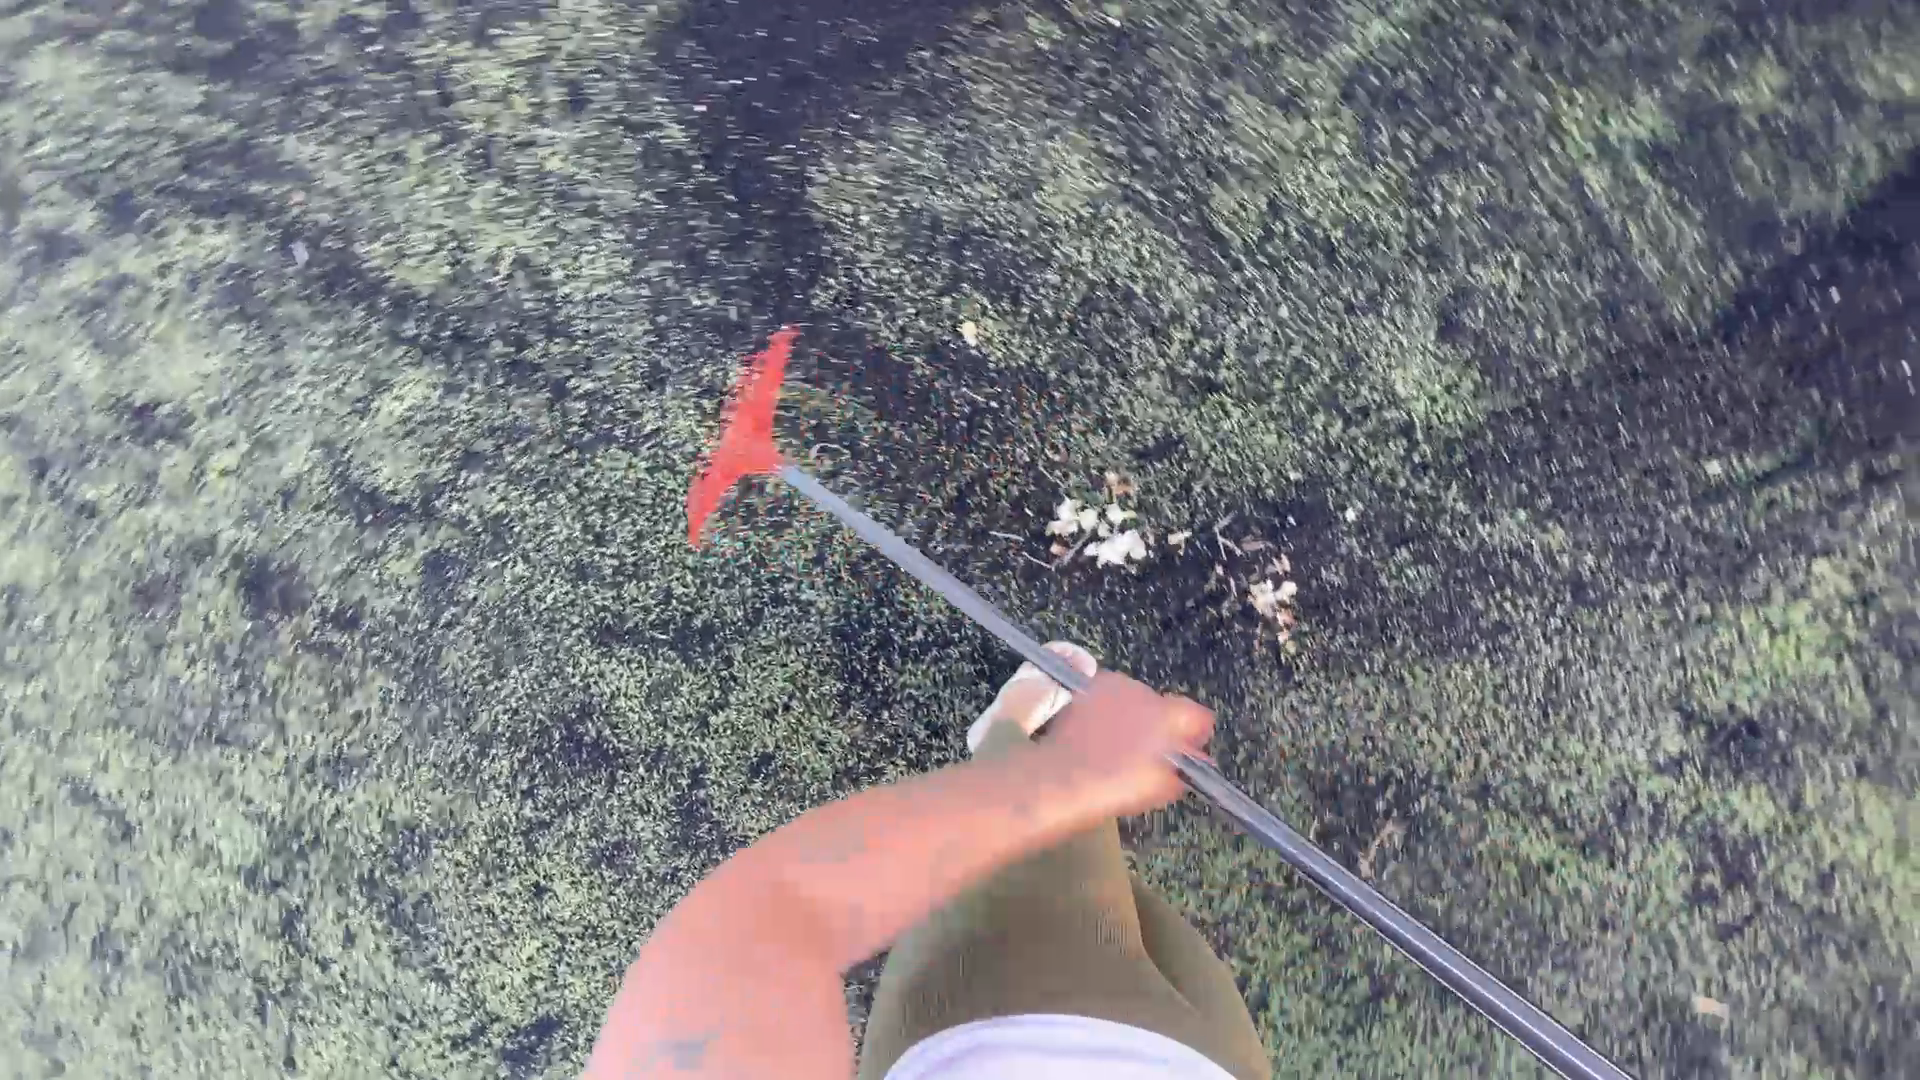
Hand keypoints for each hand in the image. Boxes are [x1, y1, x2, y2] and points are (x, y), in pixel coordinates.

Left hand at [1038, 671, 1213, 815]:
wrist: (1065, 776)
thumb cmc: (1118, 786)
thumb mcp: (1163, 786)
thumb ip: (1187, 768)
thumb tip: (1198, 759)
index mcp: (1172, 716)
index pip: (1199, 716)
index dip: (1194, 735)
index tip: (1184, 752)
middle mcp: (1146, 691)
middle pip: (1165, 705)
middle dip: (1160, 724)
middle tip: (1146, 751)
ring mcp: (1115, 684)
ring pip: (1135, 697)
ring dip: (1133, 713)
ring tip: (1116, 741)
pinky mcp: (1090, 685)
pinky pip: (1108, 694)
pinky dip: (1107, 707)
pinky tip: (1096, 729)